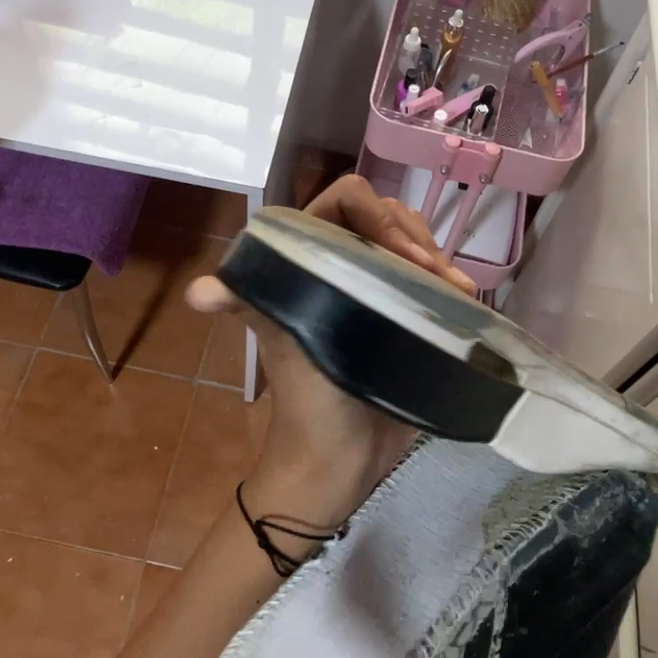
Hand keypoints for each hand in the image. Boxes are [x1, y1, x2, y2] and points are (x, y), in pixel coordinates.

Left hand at [186, 175, 475, 536]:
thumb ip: (249, 304)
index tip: (402, 256)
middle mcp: (341, 259)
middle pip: (385, 214)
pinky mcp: (403, 307)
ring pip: (411, 239)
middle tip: (433, 275)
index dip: (377, 216)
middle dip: (413, 236)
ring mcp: (375, 282)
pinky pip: (429, 274)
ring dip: (435, 256)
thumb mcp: (280, 341)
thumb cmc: (306, 396)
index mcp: (307, 253)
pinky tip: (462, 296)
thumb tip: (194, 294)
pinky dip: (447, 278)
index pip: (346, 200)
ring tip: (455, 288)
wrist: (342, 457)